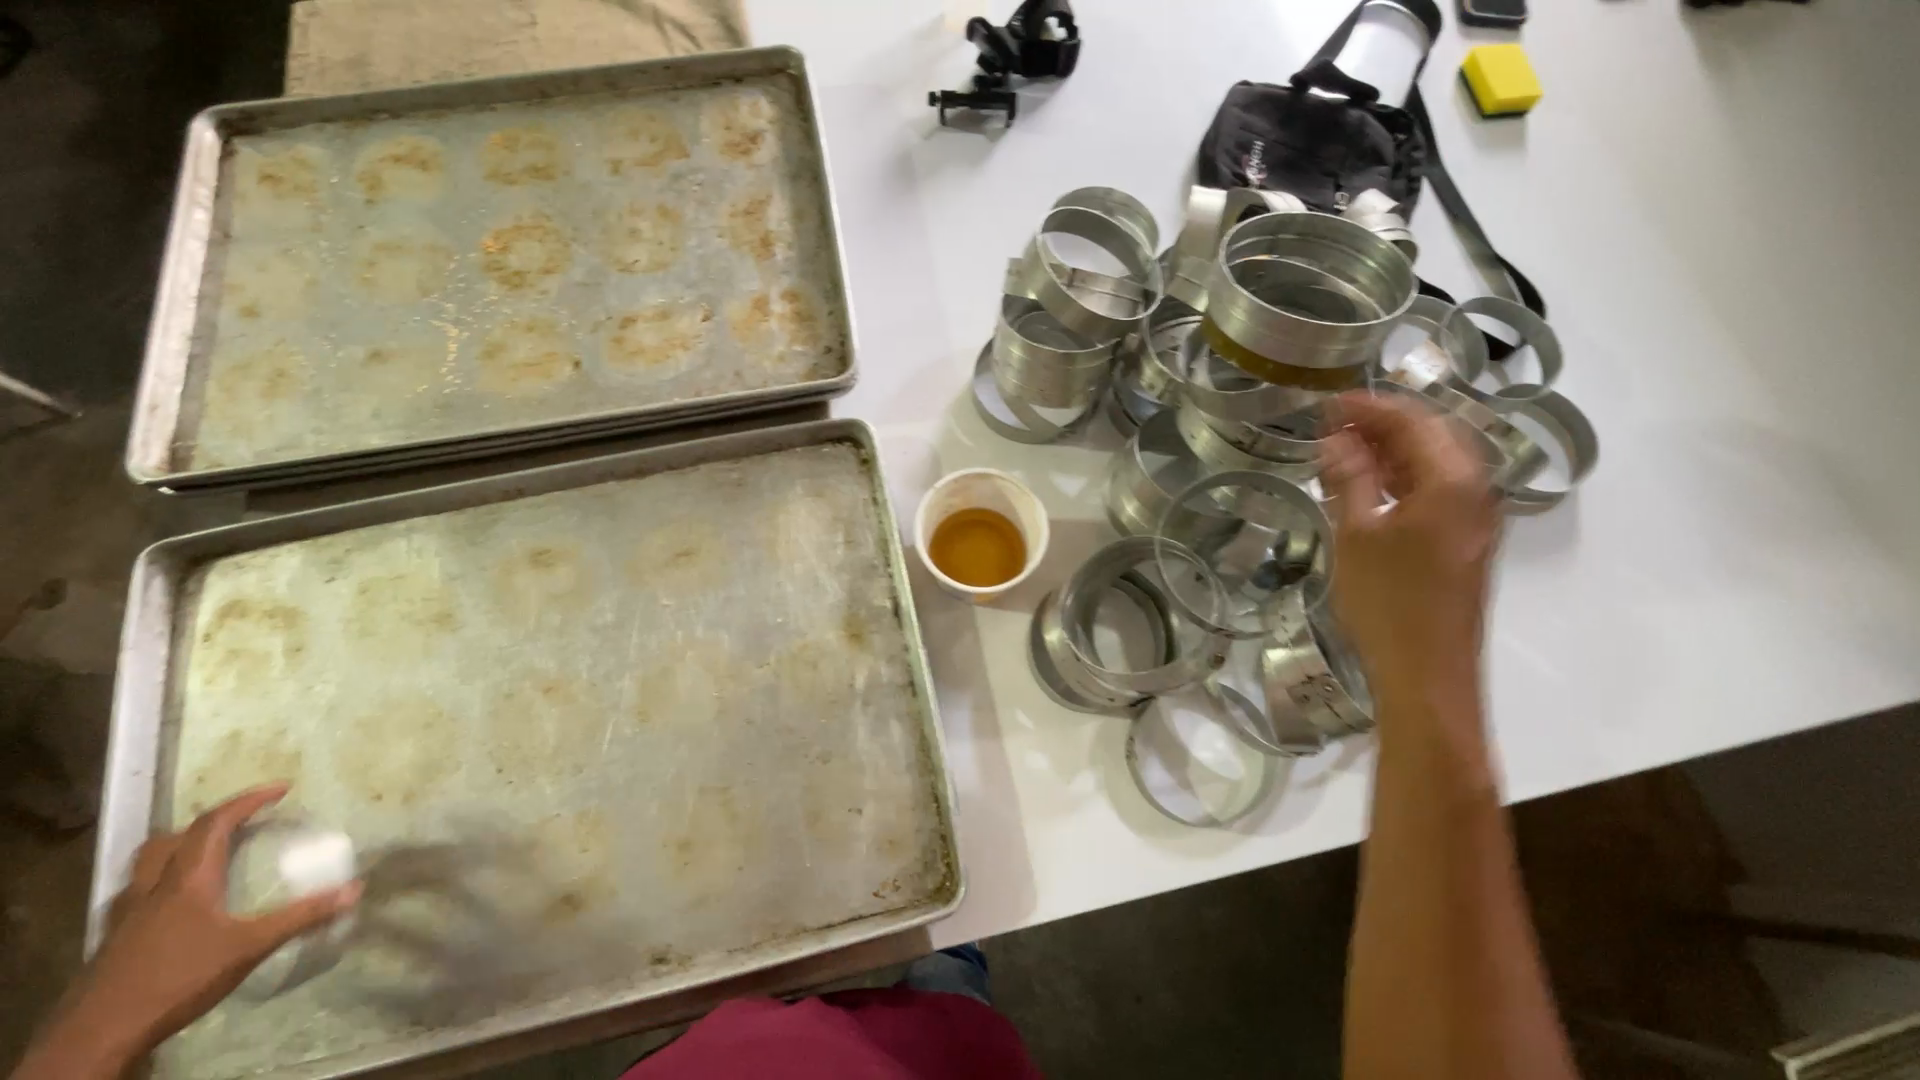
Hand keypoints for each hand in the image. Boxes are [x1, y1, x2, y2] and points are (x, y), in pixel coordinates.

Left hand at [12, 785, 360, 1079]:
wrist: (99, 1033)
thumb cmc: (179, 978)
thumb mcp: (250, 947)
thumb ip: (302, 917)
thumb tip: (354, 890)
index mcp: (186, 879)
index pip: (215, 823)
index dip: (248, 801)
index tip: (280, 790)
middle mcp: (152, 887)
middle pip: (171, 839)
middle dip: (207, 824)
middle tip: (239, 827)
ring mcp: (126, 914)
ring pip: (146, 866)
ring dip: (177, 852)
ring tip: (206, 861)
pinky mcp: (113, 939)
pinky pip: (136, 895)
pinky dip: (159, 886)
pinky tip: (174, 909)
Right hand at [1320, 391, 1499, 709]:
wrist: (1428, 672)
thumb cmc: (1388, 601)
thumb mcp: (1356, 533)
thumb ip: (1349, 478)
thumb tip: (1337, 439)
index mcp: (1452, 480)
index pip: (1412, 420)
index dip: (1368, 407)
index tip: (1326, 404)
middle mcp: (1475, 490)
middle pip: (1431, 436)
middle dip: (1382, 425)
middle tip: (1333, 426)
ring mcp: (1476, 517)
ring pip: (1435, 464)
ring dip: (1391, 452)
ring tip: (1343, 453)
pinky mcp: (1466, 541)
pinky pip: (1437, 491)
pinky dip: (1403, 480)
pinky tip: (1369, 489)